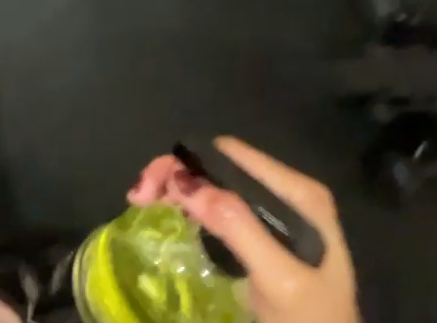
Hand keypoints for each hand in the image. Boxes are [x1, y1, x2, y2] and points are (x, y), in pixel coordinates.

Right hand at [128, 138, 357, 322]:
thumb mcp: (279, 281)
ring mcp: (276, 212)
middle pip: (217, 164)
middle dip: (174, 174)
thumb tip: (184, 184)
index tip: (151, 190)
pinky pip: (219, 204)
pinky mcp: (265, 233)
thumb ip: (237, 228)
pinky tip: (172, 215)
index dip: (185, 164)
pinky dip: (189, 203)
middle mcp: (287, 193)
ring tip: (144, 202)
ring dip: (176, 186)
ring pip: (213, 181)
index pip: (228, 153)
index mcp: (298, 194)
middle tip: (138, 196)